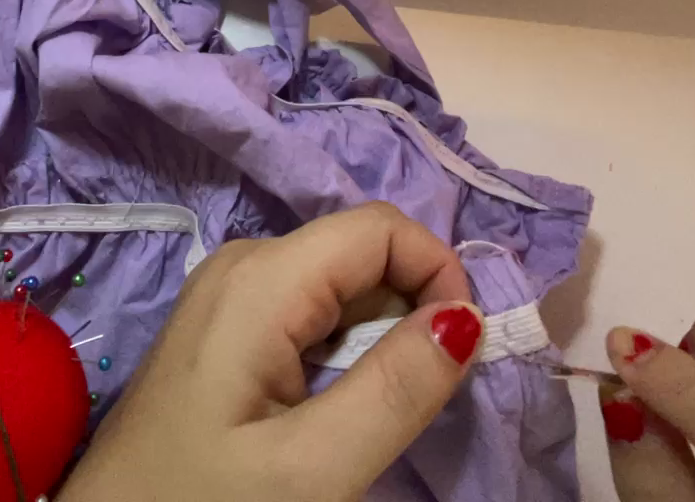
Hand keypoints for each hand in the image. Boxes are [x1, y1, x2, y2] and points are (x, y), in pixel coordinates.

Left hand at [57, 202, 482, 501]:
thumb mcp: (312, 468)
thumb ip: (396, 387)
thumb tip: (467, 316)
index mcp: (262, 275)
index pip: (379, 226)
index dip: (435, 272)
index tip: (461, 350)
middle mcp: (246, 259)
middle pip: (359, 249)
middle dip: (411, 304)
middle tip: (422, 393)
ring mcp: (231, 286)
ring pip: (338, 280)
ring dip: (381, 328)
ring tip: (377, 403)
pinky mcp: (227, 317)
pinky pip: (307, 305)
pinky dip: (345, 340)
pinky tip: (337, 396)